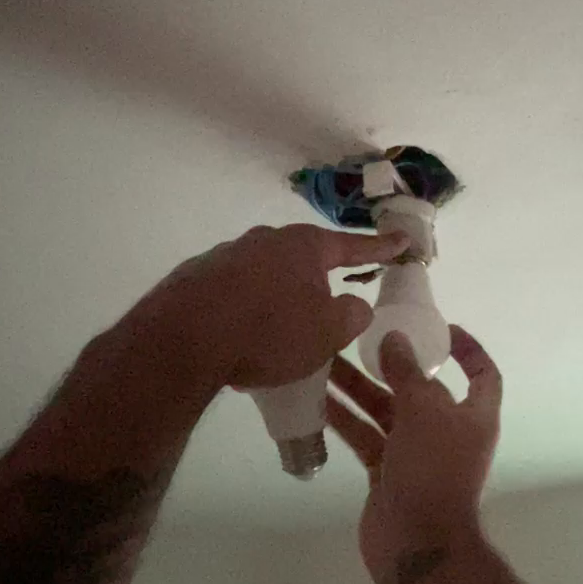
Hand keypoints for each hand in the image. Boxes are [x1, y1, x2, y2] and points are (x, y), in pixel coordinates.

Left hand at [114, 224, 407, 397]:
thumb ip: (351, 315)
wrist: (181, 342)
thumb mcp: (327, 332)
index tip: (401, 241)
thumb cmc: (268, 333)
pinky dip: (246, 308)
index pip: (353, 246)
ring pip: (266, 275)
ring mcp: (224, 256)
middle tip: (328, 305)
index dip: (380, 248)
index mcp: (304, 247)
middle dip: (320, 278)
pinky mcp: (193, 279)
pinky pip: (234, 292)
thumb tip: (354, 307)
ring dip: (279, 296)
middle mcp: (264, 241)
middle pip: (304, 258)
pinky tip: (242, 336)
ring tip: (280, 331)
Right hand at [325, 326, 502, 580]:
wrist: (417, 543)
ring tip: (324, 363)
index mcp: (474, 415)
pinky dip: (347, 420)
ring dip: (359, 389)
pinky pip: (367, 436)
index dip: (468, 349)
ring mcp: (416, 453)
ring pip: (387, 411)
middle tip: (360, 340)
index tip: (441, 329)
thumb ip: (407, 374)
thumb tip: (394, 340)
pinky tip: (317, 402)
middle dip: (392, 365)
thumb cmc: (433, 470)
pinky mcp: (388, 472)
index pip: (482, 373)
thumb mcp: (424, 413)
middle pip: (421, 389)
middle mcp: (448, 431)